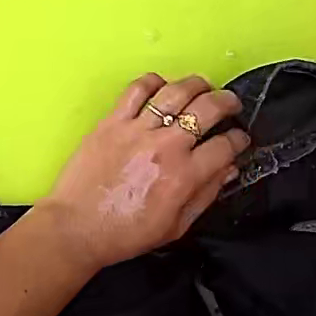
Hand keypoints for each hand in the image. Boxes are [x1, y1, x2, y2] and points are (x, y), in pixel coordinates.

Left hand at [31, 74, 252, 270]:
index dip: (239, 139)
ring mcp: (136, 130)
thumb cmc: (126, 234)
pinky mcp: (111, 122)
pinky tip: (162, 87)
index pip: (225, 146)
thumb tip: (228, 169)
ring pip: (176, 91)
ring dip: (197, 84)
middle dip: (228, 102)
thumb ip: (206, 195)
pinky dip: (153, 81)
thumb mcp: (176, 226)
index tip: (239, 139)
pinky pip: (136, 89)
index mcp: (184, 177)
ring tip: (203, 88)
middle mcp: (164, 148)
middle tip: (231, 104)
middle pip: (208, 108)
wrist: (77, 229)